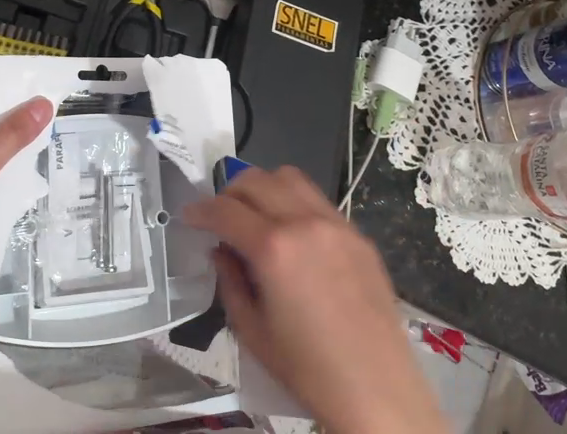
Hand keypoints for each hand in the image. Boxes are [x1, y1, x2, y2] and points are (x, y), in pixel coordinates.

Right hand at [183, 166, 448, 433]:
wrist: (377, 389)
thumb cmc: (308, 370)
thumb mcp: (252, 332)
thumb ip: (230, 281)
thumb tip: (221, 251)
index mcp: (273, 248)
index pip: (224, 210)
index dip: (200, 210)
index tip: (188, 216)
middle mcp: (304, 222)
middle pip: (255, 180)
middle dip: (228, 193)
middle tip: (220, 218)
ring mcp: (336, 223)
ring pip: (289, 177)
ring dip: (264, 187)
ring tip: (256, 216)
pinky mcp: (358, 234)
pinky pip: (318, 200)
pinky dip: (295, 203)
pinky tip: (293, 236)